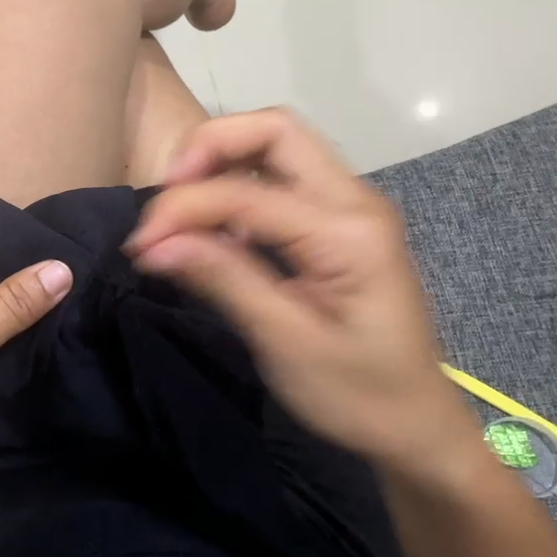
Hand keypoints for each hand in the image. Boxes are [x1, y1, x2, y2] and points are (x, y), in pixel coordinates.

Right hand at [125, 109, 477, 470]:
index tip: (140, 245)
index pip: (246, 192)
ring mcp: (350, 206)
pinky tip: (213, 226)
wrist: (417, 427)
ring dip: (221, 160)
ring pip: (277, 144)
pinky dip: (237, 183)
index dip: (183, 207)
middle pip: (274, 130)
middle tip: (165, 194)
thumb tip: (153, 243)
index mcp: (348, 233)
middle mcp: (355, 201)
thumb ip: (222, 279)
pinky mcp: (338, 222)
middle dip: (208, 147)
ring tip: (180, 208)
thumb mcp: (284, 342)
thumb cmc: (357, 394)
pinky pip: (281, 177)